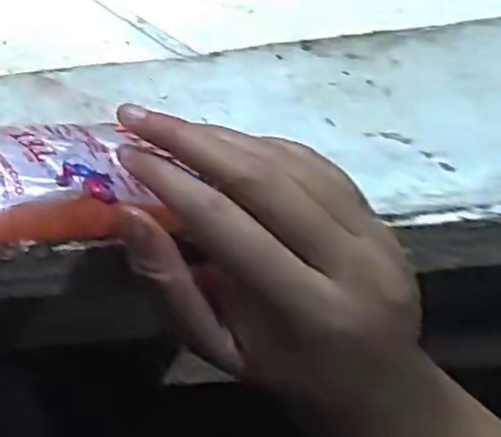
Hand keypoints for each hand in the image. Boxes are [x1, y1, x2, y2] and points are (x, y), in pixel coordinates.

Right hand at [114, 108, 500, 436]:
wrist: (378, 384)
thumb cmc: (279, 365)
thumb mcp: (213, 343)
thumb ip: (168, 282)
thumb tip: (128, 213)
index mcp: (314, 311)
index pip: (228, 223)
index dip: (170, 180)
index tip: (123, 152)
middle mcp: (355, 267)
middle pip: (259, 179)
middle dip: (186, 139)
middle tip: (133, 116)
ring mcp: (375, 234)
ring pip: (281, 160)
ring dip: (212, 133)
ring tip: (162, 123)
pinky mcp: (375, 212)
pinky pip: (304, 158)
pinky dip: (249, 140)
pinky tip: (214, 139)